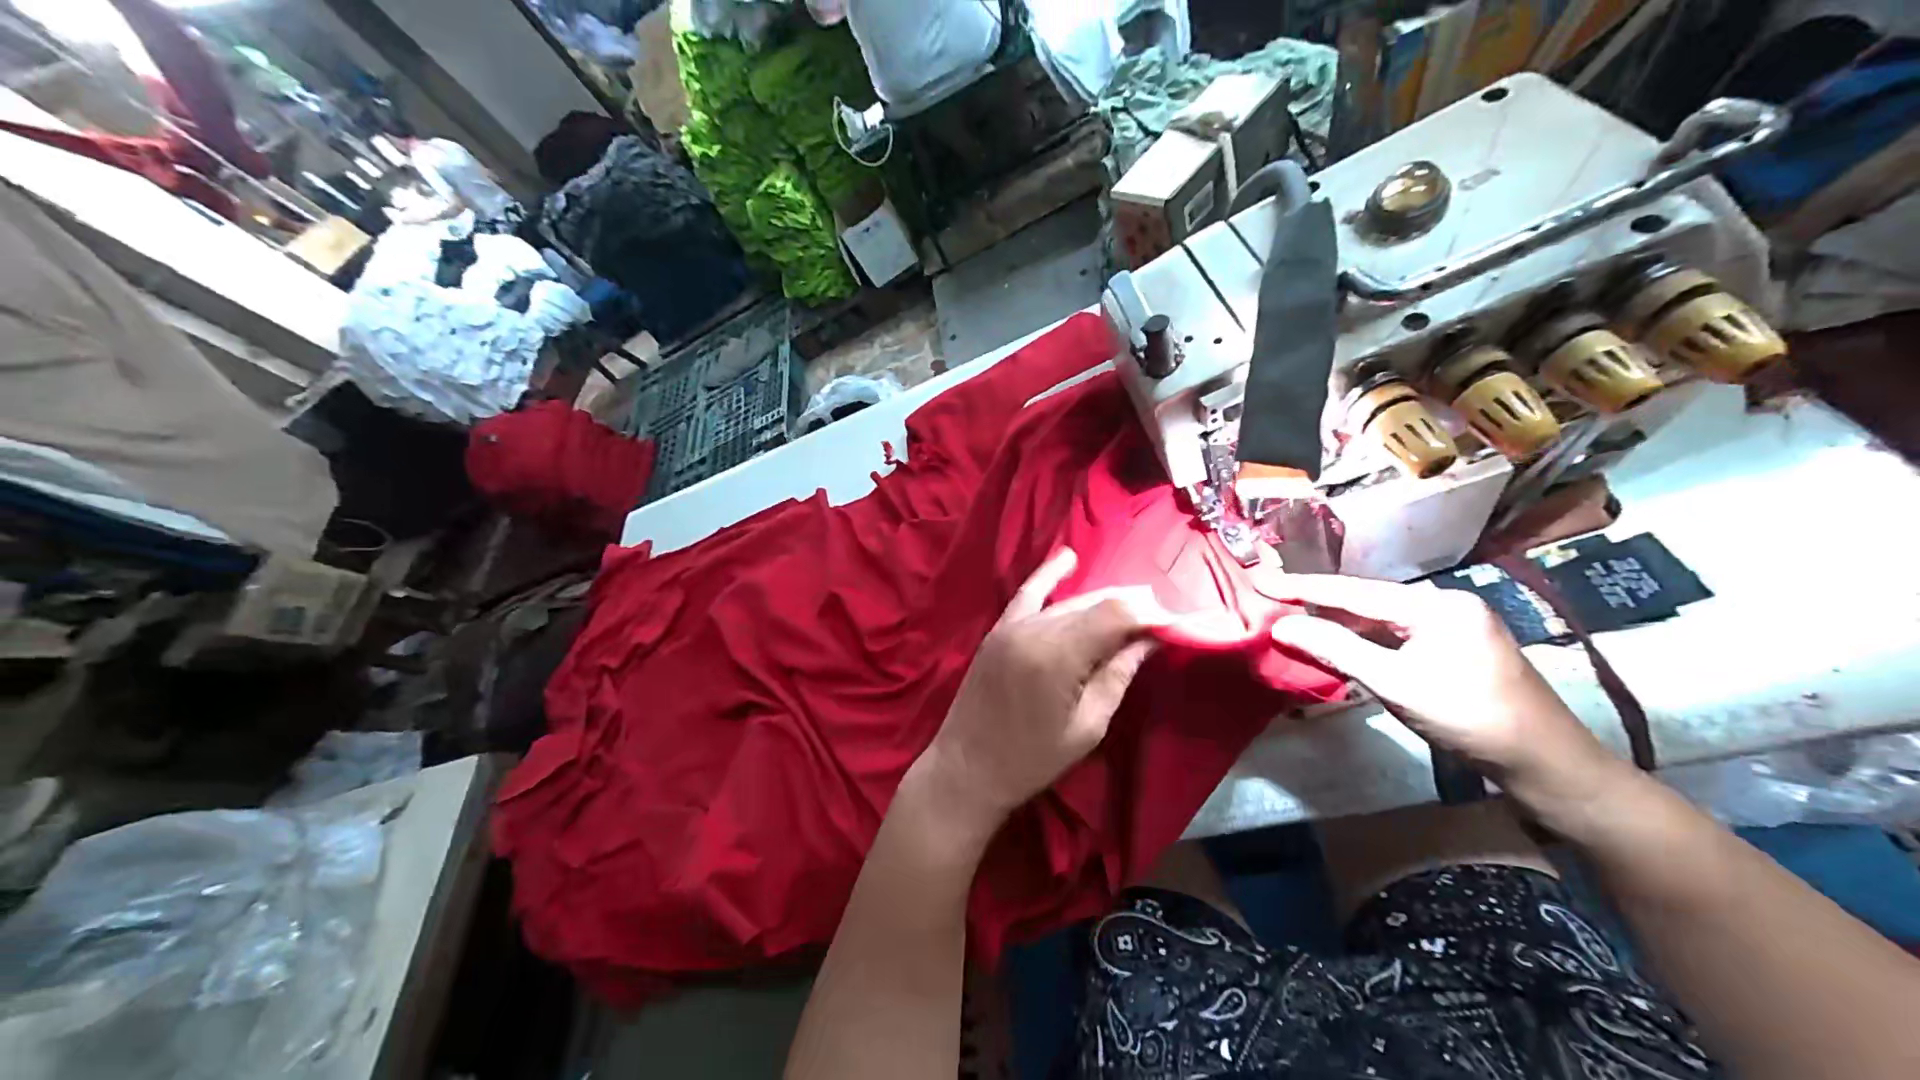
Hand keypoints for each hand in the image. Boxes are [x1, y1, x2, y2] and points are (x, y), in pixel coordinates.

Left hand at [918, 549, 1169, 833]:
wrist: (967, 767)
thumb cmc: (1032, 759)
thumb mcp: (1087, 726)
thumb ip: (1118, 675)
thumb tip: (1150, 640)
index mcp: (1059, 656)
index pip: (1116, 615)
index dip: (1151, 615)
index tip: (1178, 623)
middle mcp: (1035, 630)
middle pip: (1095, 603)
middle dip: (1133, 607)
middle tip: (1164, 617)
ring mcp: (1012, 626)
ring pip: (1068, 601)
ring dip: (1103, 600)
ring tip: (1138, 603)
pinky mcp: (998, 629)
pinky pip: (1027, 593)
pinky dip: (1049, 575)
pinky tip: (1069, 558)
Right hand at [1258, 574, 1619, 800]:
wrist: (1547, 764)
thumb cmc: (1471, 719)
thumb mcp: (1396, 684)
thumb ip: (1337, 649)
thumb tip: (1282, 626)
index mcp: (1435, 604)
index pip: (1354, 591)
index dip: (1303, 587)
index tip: (1261, 579)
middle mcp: (1444, 604)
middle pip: (1365, 599)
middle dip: (1317, 599)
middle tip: (1271, 593)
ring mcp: (1451, 625)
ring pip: (1378, 617)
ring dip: (1337, 620)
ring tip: (1292, 614)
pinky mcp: (1452, 647)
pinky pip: (1394, 634)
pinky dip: (1361, 638)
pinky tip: (1336, 640)